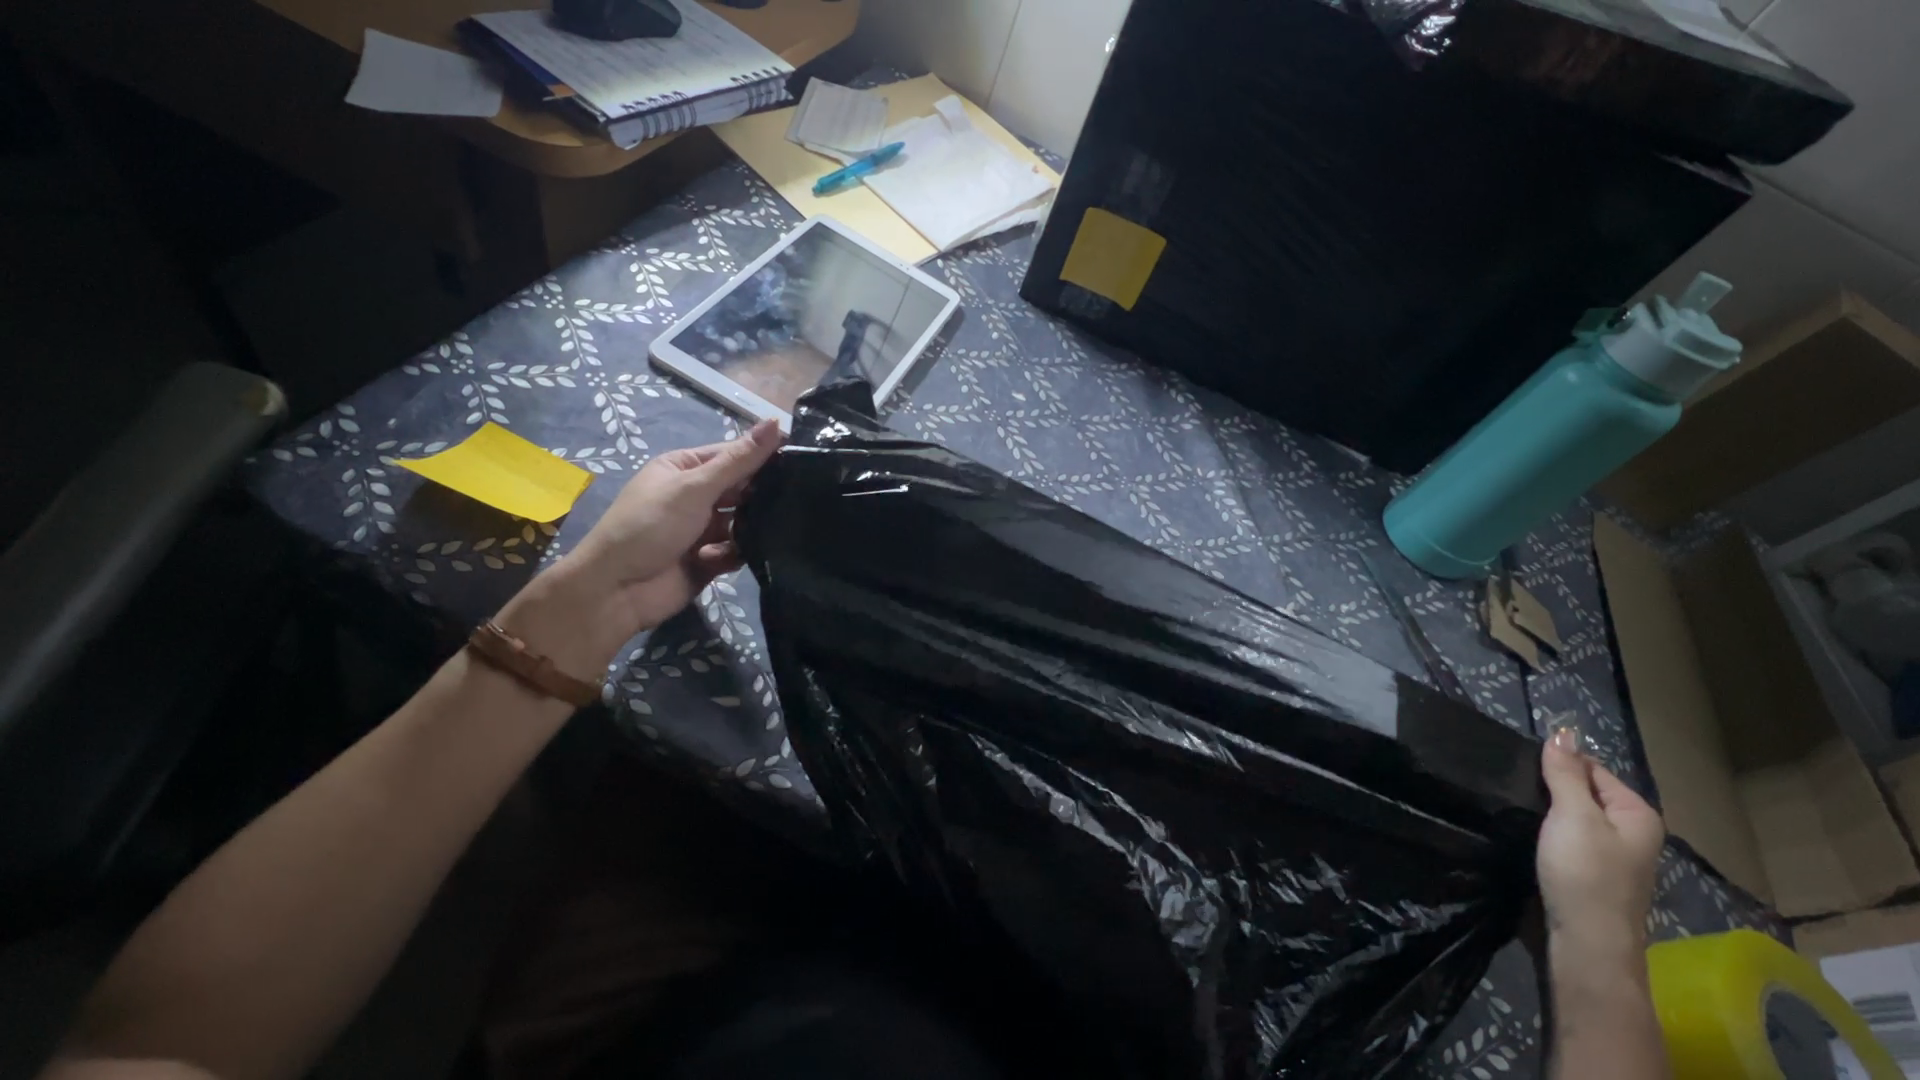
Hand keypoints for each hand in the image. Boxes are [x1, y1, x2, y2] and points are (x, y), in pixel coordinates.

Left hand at [497, 420, 781, 676]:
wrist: (617, 590)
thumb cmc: (650, 526)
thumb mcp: (695, 487)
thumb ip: (739, 460)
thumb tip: (777, 421)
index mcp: (684, 468)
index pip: (733, 454)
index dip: (765, 454)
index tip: (803, 456)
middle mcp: (694, 496)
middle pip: (741, 488)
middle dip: (763, 492)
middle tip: (801, 494)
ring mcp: (701, 529)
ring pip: (743, 521)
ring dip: (755, 524)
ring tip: (780, 525)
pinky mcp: (708, 560)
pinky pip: (738, 551)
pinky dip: (742, 552)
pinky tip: (744, 555)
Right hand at [1537, 729, 1664, 959]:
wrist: (1586, 943)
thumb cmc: (1584, 874)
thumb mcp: (1573, 815)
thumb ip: (1566, 773)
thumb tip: (1563, 730)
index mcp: (1637, 813)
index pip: (1592, 767)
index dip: (1558, 764)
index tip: (1522, 768)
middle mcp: (1632, 832)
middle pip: (1584, 792)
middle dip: (1551, 788)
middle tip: (1514, 787)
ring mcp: (1612, 856)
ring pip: (1573, 818)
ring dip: (1546, 813)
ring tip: (1516, 809)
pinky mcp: (1590, 874)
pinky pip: (1567, 840)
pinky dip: (1548, 834)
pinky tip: (1528, 836)